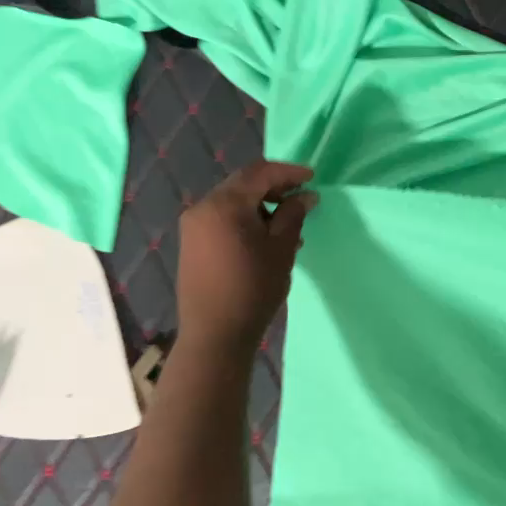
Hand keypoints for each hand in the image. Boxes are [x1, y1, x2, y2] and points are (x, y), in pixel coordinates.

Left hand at [175, 162, 316, 354]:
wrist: (215, 333)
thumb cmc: (253, 288)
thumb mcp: (281, 249)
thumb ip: (293, 215)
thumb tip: (305, 196)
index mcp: (224, 204)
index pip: (259, 173)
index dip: (288, 172)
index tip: (312, 178)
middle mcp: (203, 207)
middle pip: (243, 184)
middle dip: (274, 187)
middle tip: (302, 198)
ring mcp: (194, 225)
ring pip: (233, 202)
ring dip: (261, 206)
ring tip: (289, 225)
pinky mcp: (192, 243)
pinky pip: (223, 219)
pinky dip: (246, 219)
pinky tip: (266, 238)